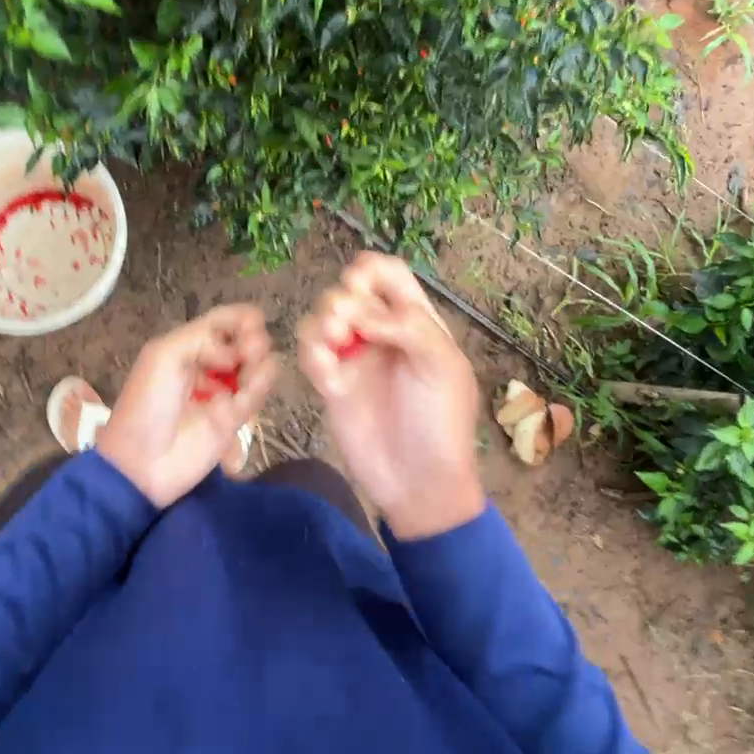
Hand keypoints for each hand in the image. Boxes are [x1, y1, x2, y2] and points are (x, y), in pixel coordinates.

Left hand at [98, 305, 277, 507]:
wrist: (141, 462)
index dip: (240, 318)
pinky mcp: (233, 420)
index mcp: (185, 348)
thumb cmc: (146, 403)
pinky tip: (259, 379)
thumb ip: (202, 338)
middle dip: (252, 339)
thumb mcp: (163, 356)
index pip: (220, 324)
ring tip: (253, 363)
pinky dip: (262, 384)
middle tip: (251, 346)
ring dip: (259, 361)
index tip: (255, 320)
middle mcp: (206, 367)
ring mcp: (221, 394)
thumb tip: (234, 352)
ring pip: (253, 368)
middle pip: (242, 344)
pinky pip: (255, 396)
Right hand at [297, 253, 484, 539]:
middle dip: (342, 299)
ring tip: (332, 342)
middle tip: (346, 324)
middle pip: (349, 292)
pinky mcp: (331, 384)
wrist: (418, 483)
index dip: (372, 270)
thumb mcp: (442, 367)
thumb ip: (409, 327)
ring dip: (322, 321)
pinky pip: (310, 354)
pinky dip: (311, 352)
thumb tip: (363, 310)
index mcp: (416, 323)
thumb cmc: (441, 422)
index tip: (358, 283)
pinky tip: (325, 371)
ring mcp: (354, 359)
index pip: (390, 276)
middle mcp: (382, 334)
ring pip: (323, 318)